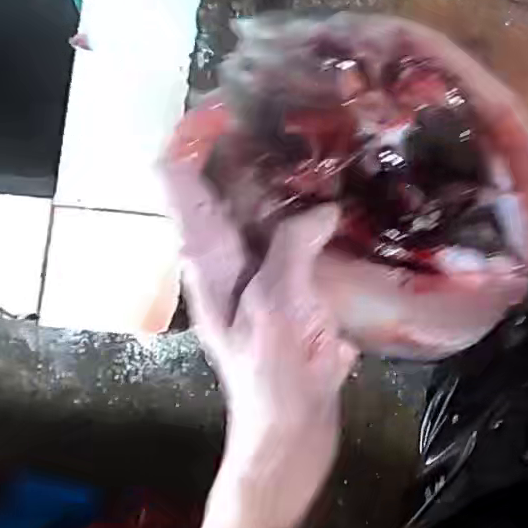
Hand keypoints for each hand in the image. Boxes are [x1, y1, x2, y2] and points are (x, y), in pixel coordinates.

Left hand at [161, 98, 355, 527]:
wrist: (293, 426)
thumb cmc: (274, 372)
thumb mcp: (279, 308)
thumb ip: (292, 250)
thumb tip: (321, 209)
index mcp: (209, 257)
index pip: (180, 180)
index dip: (194, 136)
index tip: (229, 101)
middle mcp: (228, 253)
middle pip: (222, 182)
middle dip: (246, 143)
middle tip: (294, 109)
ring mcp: (261, 266)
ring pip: (263, 203)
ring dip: (285, 171)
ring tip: (325, 137)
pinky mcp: (292, 279)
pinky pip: (296, 228)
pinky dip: (313, 204)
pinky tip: (347, 193)